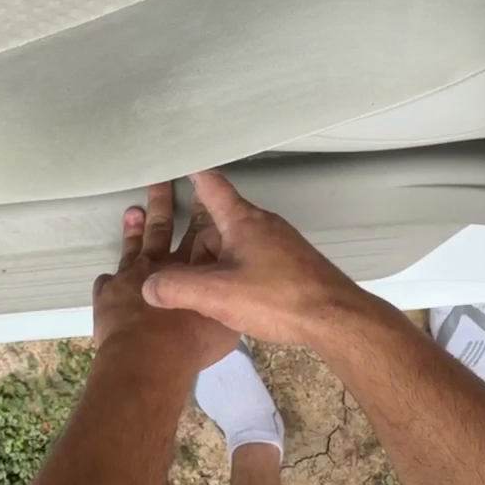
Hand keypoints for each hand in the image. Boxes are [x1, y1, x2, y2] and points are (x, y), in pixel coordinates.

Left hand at [93, 182, 236, 369]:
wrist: (148, 357)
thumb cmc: (191, 342)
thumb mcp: (223, 325)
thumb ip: (224, 306)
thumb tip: (229, 299)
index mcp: (190, 268)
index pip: (198, 234)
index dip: (199, 213)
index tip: (198, 192)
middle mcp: (159, 265)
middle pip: (162, 229)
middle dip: (162, 203)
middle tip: (160, 181)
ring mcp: (130, 276)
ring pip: (132, 246)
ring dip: (134, 229)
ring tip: (133, 211)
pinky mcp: (108, 293)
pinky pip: (106, 282)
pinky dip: (109, 280)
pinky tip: (107, 277)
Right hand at [140, 170, 372, 346]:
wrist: (336, 319)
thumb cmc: (276, 298)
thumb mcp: (217, 295)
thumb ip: (177, 288)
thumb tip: (148, 286)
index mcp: (242, 220)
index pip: (212, 186)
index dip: (193, 175)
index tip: (180, 165)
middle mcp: (263, 224)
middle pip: (219, 223)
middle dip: (199, 247)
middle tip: (186, 278)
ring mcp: (281, 243)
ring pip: (236, 244)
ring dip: (218, 264)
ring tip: (211, 296)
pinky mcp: (293, 264)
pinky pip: (255, 259)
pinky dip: (238, 273)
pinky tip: (238, 301)